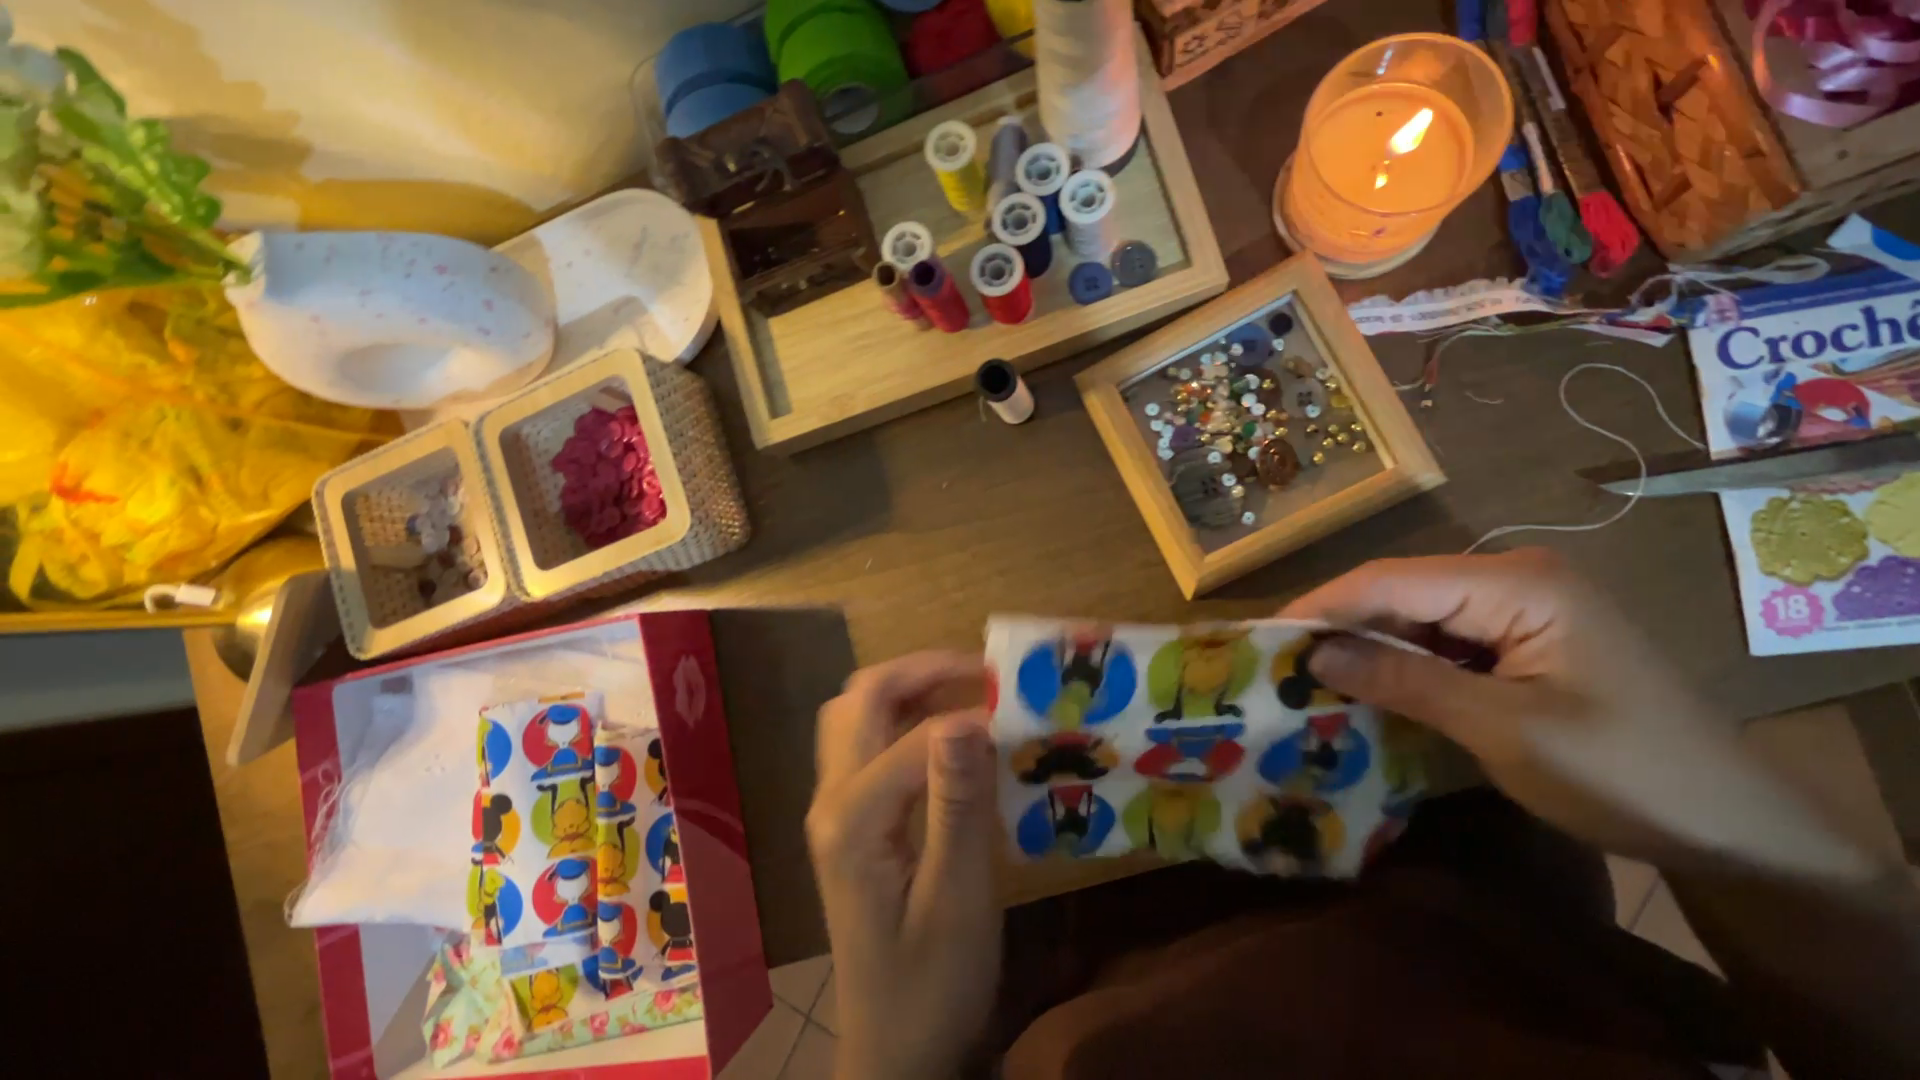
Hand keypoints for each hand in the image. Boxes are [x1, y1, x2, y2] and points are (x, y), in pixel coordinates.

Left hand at [807, 652, 1000, 1079]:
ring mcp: (832, 812)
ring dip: (908, 690)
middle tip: (987, 672)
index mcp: (852, 818)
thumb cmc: (931, 984)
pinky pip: (865, 747)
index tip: (1028, 712)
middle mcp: (830, 800)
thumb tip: (968, 718)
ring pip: (856, 717)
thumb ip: (960, 806)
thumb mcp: (959, 901)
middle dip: (922, 671)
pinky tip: (949, 739)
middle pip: (861, 699)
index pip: (916, 736)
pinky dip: (904, 721)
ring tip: (970, 691)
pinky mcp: (848, 826)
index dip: (973, 717)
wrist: (892, 1048)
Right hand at [1283, 550, 1875, 880]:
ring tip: (1308, 677)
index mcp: (1519, 583)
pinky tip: (1369, 687)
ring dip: (1368, 647)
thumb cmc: (1623, 774)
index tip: (1260, 639)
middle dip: (1339, 626)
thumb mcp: (1502, 730)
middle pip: (1401, 590)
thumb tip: (1314, 653)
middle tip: (1277, 665)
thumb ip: (1404, 681)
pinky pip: (1446, 640)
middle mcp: (1517, 578)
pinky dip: (1405, 664)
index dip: (1321, 605)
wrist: (1736, 828)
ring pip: (1418, 615)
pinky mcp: (1527, 640)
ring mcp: (1525, 608)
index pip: (1391, 579)